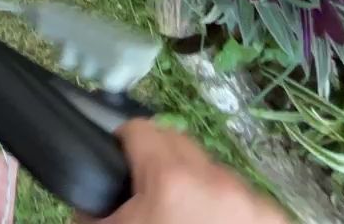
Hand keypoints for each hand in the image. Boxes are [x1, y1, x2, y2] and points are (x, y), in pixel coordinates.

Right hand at [84, 121, 286, 223]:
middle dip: (160, 163)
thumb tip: (87, 197)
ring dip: (198, 187)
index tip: (120, 165)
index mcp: (172, 181)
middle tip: (151, 199)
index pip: (139, 130)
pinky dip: (229, 212)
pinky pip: (245, 201)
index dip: (123, 146)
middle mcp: (218, 184)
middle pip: (178, 144)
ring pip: (213, 171)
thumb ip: (91, 213)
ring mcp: (256, 207)